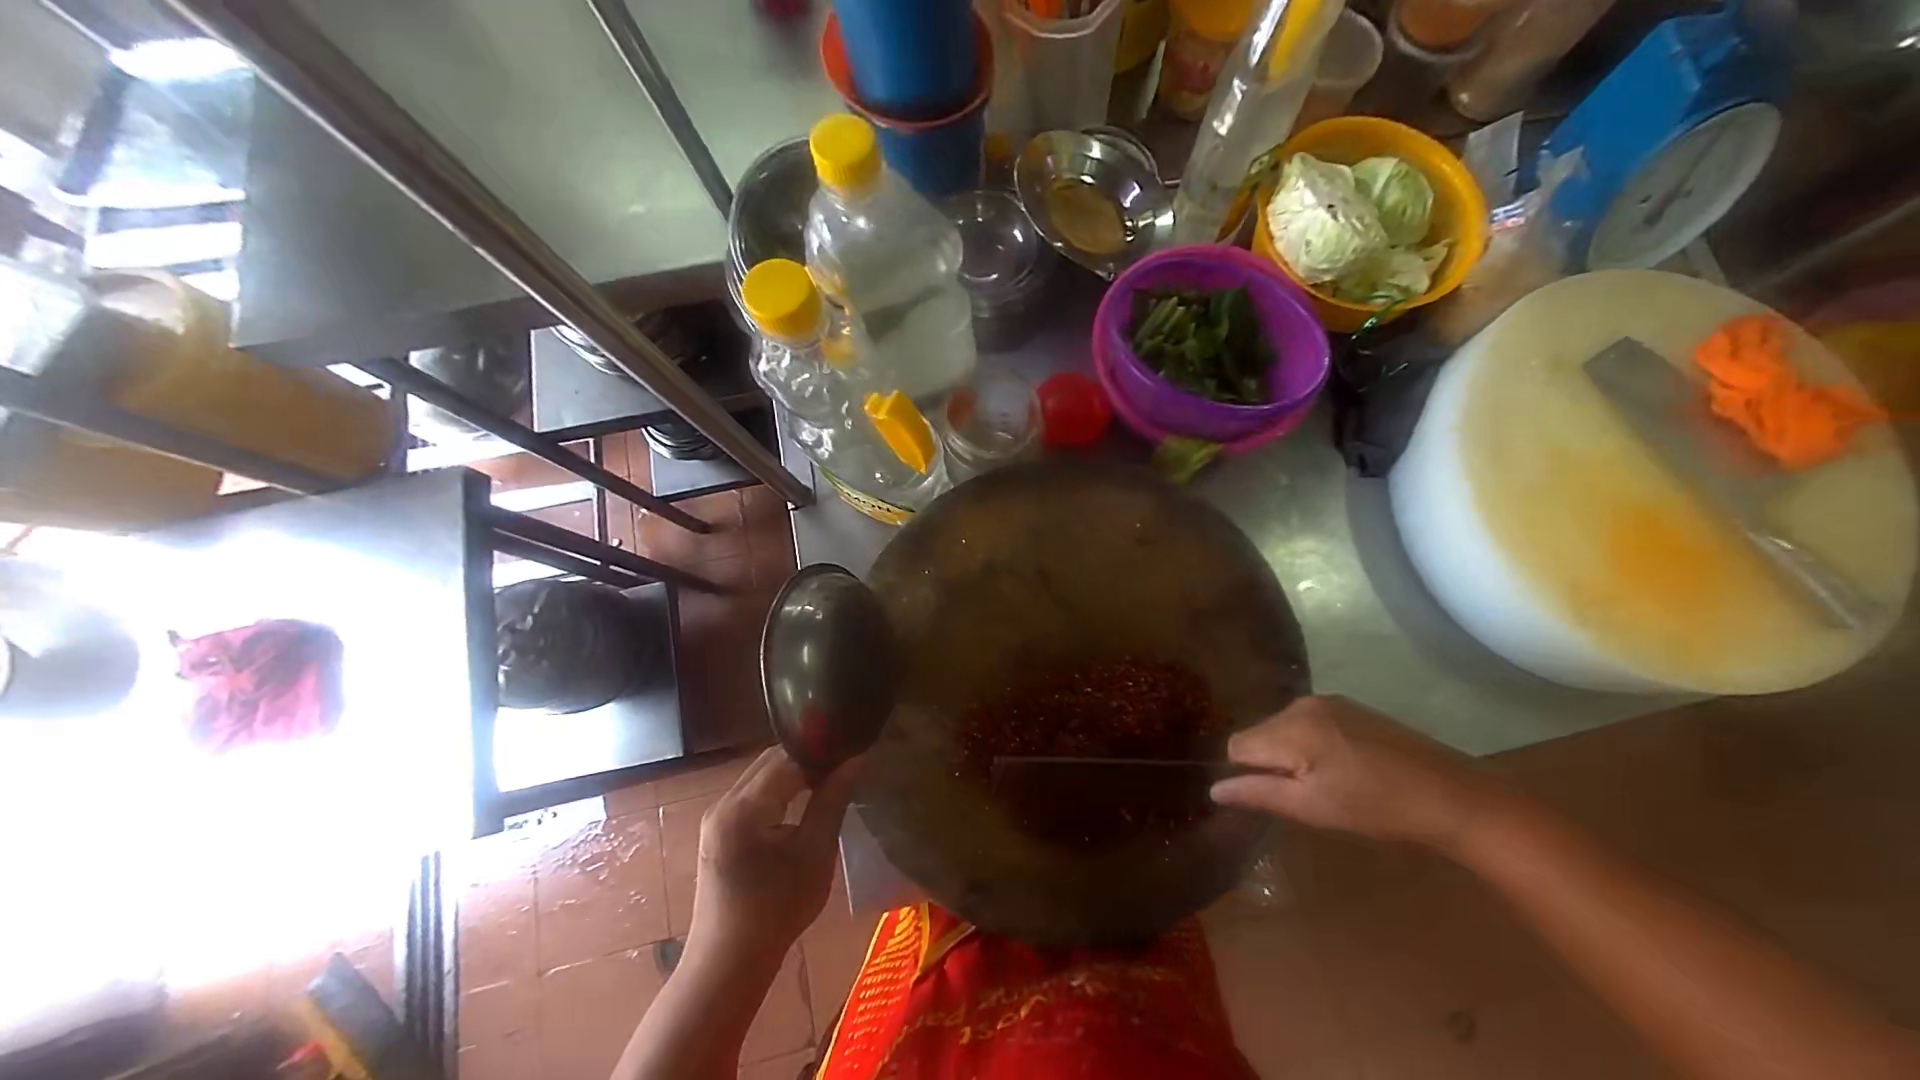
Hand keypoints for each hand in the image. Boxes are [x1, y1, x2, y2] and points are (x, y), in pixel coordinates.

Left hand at [687, 747, 860, 970]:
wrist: (729, 962)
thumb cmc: (778, 910)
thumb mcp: (815, 852)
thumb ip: (833, 800)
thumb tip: (856, 760)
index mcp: (745, 806)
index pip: (789, 758)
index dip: (822, 752)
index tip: (852, 754)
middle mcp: (724, 802)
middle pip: (770, 761)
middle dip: (807, 758)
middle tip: (843, 765)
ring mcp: (715, 815)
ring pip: (760, 775)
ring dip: (792, 772)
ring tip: (827, 780)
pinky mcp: (716, 829)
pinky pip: (751, 793)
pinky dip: (777, 788)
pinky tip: (800, 799)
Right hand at [1210, 695, 1519, 853]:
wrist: (1454, 796)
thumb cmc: (1377, 808)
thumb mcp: (1311, 808)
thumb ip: (1257, 793)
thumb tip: (1213, 790)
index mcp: (1291, 727)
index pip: (1237, 746)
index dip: (1249, 775)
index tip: (1283, 797)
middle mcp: (1303, 704)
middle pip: (1259, 734)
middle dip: (1272, 763)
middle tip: (1311, 796)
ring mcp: (1329, 701)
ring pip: (1283, 729)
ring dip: (1293, 755)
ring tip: (1331, 785)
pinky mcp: (1350, 706)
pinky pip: (1308, 723)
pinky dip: (1313, 745)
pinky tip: (1346, 769)